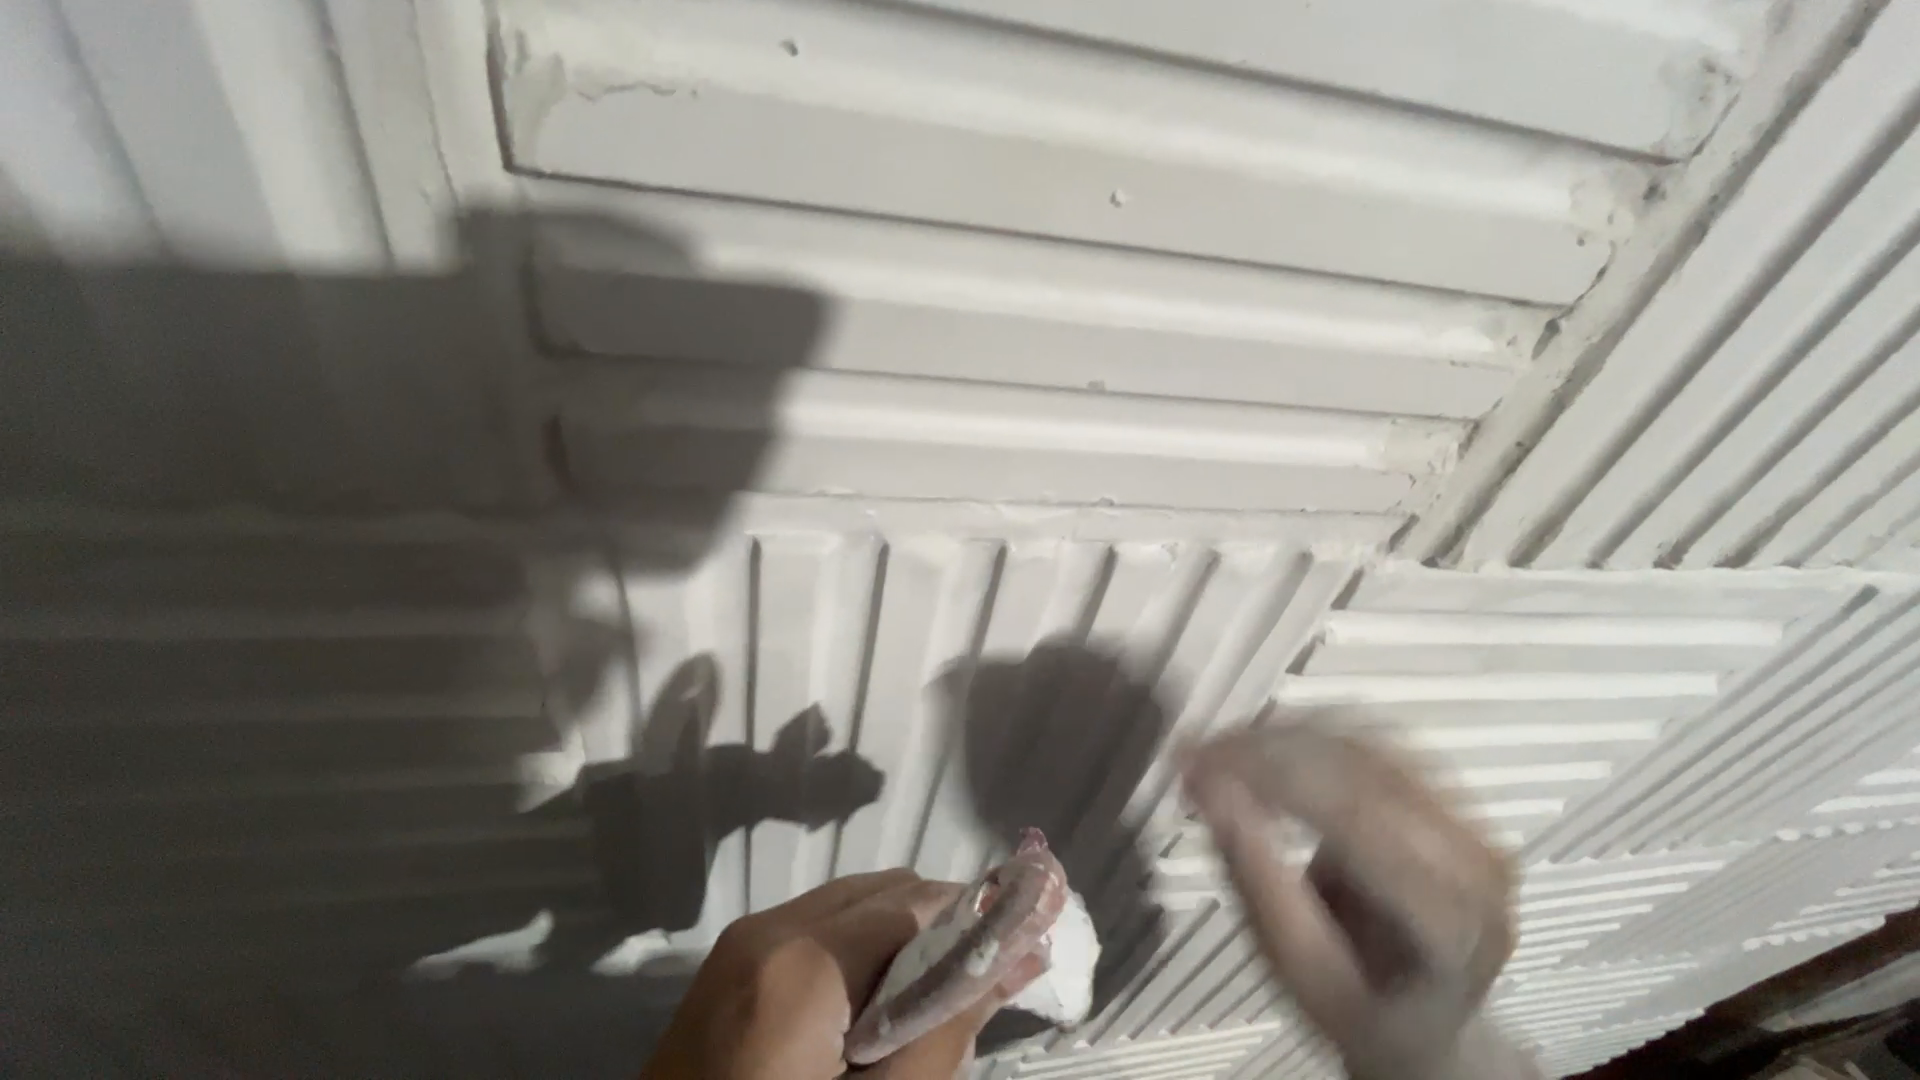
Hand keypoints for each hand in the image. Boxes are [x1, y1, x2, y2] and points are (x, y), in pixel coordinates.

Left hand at [640, 869, 995, 1079]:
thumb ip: (949, 1029)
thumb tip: (1020, 958)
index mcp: (805, 964)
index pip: (916, 903)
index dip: (972, 919)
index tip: (1016, 946)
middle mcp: (771, 927)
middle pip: (884, 890)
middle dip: (937, 925)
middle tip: (973, 981)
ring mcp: (743, 937)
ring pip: (850, 900)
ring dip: (897, 932)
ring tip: (922, 996)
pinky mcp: (729, 956)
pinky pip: (814, 921)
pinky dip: (855, 942)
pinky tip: (866, 1000)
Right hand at [1182, 720, 1538, 1079]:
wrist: (1427, 1021)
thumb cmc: (1360, 1007)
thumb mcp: (1298, 968)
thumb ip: (1256, 879)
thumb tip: (1208, 789)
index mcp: (1450, 917)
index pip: (1353, 816)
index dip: (1268, 776)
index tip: (1196, 767)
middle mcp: (1475, 857)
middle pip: (1358, 768)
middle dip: (1263, 750)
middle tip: (1193, 756)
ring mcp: (1469, 820)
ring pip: (1363, 741)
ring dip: (1279, 734)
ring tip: (1218, 749)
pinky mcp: (1447, 796)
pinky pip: (1371, 740)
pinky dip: (1307, 734)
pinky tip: (1261, 745)